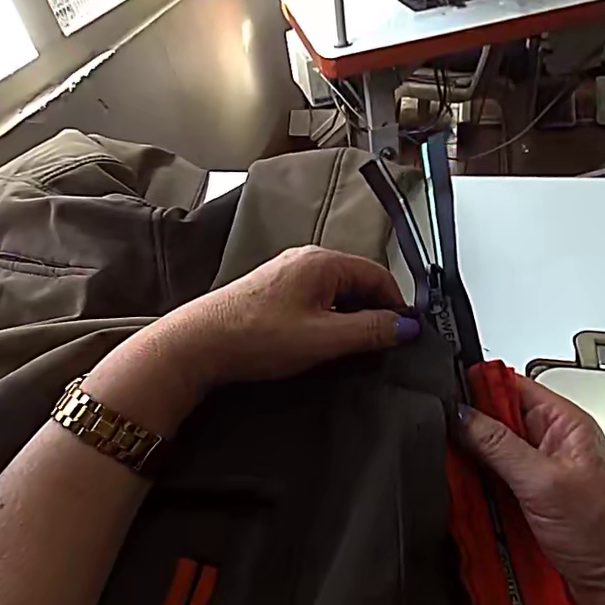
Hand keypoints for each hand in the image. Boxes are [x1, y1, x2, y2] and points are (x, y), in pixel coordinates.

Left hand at [86, 246, 415, 431]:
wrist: (196, 345)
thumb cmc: (256, 337)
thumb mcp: (324, 338)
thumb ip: (370, 331)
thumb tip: (408, 326)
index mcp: (322, 262)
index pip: (378, 275)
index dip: (396, 304)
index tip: (404, 333)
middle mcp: (306, 259)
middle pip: (359, 280)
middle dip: (375, 310)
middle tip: (381, 343)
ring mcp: (288, 272)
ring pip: (338, 290)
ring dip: (352, 315)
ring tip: (353, 345)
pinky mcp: (275, 289)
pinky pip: (318, 297)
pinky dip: (331, 316)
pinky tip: (325, 339)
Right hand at [456, 370, 604, 604]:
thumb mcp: (545, 482)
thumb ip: (499, 445)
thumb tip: (462, 416)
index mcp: (562, 423)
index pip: (511, 386)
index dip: (478, 386)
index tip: (446, 397)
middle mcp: (547, 445)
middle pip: (493, 422)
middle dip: (468, 432)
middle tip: (445, 443)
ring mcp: (534, 475)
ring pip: (487, 457)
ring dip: (469, 467)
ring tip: (454, 475)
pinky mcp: (524, 504)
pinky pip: (488, 488)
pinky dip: (473, 493)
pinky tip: (463, 498)